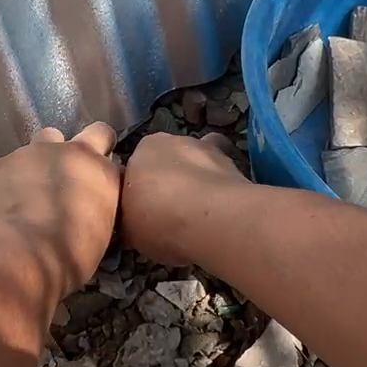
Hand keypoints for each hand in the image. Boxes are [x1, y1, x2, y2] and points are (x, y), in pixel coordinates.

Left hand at [0, 122, 122, 300]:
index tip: (98, 188)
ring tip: (35, 185)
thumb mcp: (99, 238)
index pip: (116, 161)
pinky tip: (6, 202)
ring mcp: (33, 153)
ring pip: (46, 139)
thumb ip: (98, 209)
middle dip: (90, 146)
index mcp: (102, 173)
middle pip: (95, 132)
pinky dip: (13, 177)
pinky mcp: (1, 163)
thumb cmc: (67, 258)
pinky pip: (12, 164)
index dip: (106, 171)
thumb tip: (91, 208)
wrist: (16, 256)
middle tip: (75, 173)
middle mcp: (72, 153)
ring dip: (47, 156)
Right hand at [120, 132, 248, 265]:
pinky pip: (225, 182)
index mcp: (145, 147)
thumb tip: (133, 222)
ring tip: (199, 218)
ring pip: (201, 167)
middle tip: (170, 215)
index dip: (140, 189)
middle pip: (171, 162)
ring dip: (200, 185)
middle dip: (171, 182)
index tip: (143, 212)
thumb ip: (129, 216)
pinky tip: (220, 217)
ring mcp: (212, 151)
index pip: (137, 165)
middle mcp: (177, 141)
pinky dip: (223, 194)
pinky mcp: (239, 169)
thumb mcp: (127, 226)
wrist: (210, 220)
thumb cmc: (157, 218)